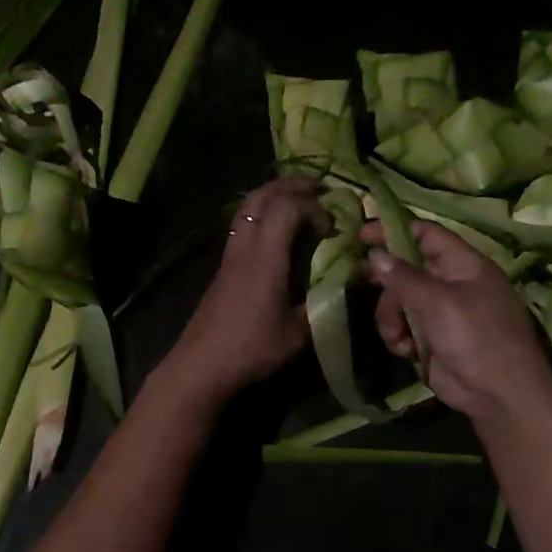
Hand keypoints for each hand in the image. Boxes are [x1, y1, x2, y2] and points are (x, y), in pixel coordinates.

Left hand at [162, 176, 328, 400]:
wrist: (200, 366)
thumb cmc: (251, 350)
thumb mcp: (297, 335)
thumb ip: (325, 305)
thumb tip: (351, 283)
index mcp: (265, 259)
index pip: (286, 207)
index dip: (312, 206)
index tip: (329, 228)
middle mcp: (245, 248)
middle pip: (262, 196)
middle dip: (292, 186)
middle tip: (318, 188)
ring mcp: (229, 256)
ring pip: (246, 207)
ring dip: (273, 196)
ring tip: (297, 201)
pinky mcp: (222, 268)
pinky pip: (241, 224)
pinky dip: (261, 214)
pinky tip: (275, 231)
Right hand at [362, 220, 551, 435]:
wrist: (498, 395)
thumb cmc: (476, 338)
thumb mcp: (438, 302)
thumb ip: (403, 277)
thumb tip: (375, 254)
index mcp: (464, 264)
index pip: (426, 234)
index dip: (394, 230)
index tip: (362, 235)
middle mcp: (453, 284)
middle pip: (407, 269)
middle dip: (388, 282)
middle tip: (364, 283)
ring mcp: (442, 313)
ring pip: (400, 302)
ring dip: (391, 317)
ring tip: (397, 337)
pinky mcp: (432, 339)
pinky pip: (404, 327)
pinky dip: (398, 337)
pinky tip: (404, 350)